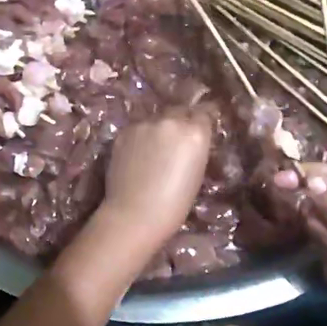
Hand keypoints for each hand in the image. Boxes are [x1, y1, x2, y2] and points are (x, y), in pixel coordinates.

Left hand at [97, 111, 211, 249]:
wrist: (134, 214)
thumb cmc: (174, 204)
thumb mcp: (197, 172)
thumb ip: (194, 148)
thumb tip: (189, 141)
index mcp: (195, 132)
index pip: (203, 112)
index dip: (200, 121)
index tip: (199, 129)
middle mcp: (170, 121)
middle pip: (179, 111)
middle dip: (179, 121)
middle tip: (175, 141)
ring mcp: (143, 125)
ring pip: (155, 119)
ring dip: (158, 129)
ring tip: (153, 150)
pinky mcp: (123, 133)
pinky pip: (137, 129)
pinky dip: (139, 138)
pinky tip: (136, 156)